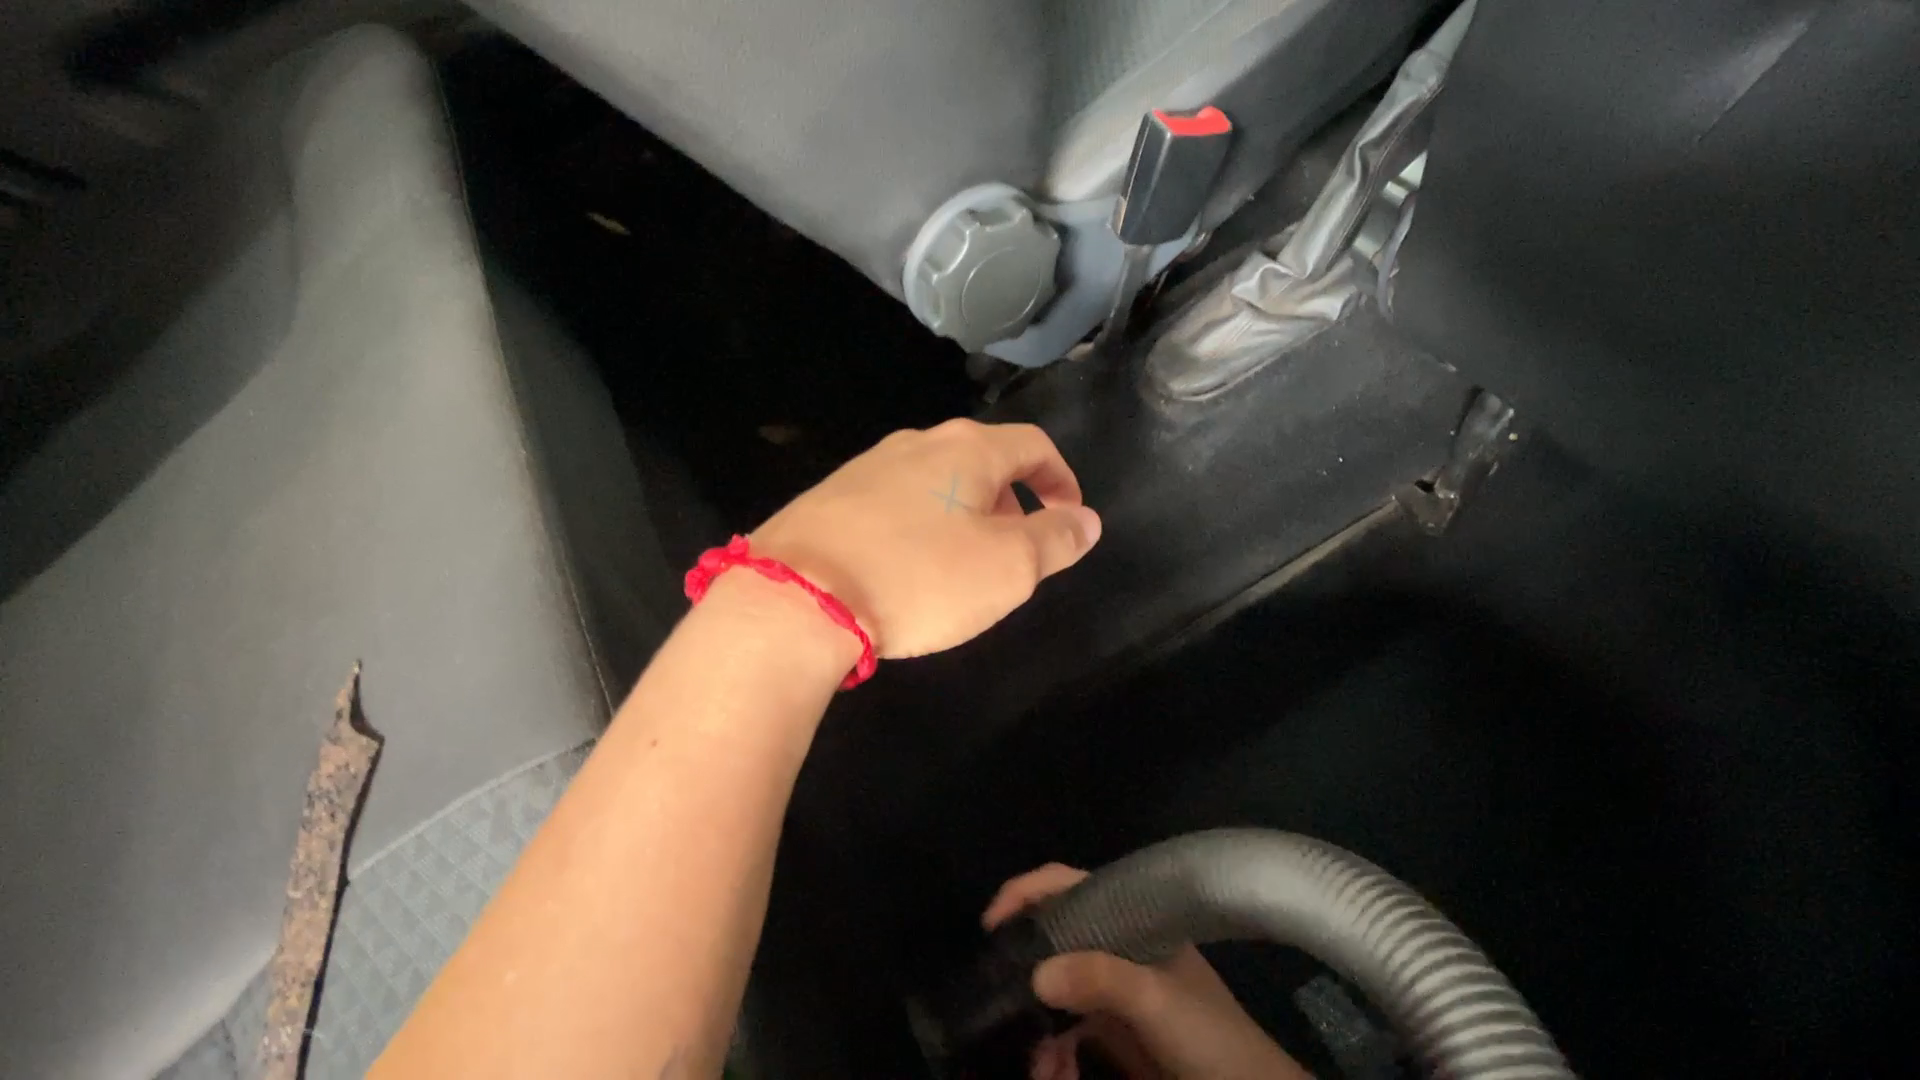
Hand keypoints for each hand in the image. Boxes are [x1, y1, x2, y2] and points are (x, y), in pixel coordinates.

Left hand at [751, 419, 1101, 658]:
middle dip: (1011, 502)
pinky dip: (920, 528)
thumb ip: (1055, 541)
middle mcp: (916, 443)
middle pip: (982, 460)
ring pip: (936, 482)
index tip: (1069, 519)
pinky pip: (894, 504)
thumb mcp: (1008, 568)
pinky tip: (906, 570)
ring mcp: (867, 467)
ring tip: (962, 567)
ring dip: (964, 516)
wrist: (797, 597)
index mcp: (967, 449)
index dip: (1061, 480)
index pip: (1034, 445)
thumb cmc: (919, 578)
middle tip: (1016, 552)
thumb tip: (1087, 520)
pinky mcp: (830, 498)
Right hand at [983, 864, 1310, 1079]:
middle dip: (1024, 969)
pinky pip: (1064, 1033)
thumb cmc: (1210, 1039)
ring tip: (1041, 1066)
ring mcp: (1114, 991)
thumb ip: (1100, 978)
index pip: (1070, 885)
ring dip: (1037, 1027)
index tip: (992, 922)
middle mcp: (1118, 947)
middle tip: (996, 998)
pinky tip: (1053, 1073)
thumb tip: (1034, 973)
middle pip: (1054, 938)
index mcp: (1132, 920)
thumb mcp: (1156, 1001)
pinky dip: (1053, 1054)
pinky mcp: (1112, 1033)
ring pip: (1054, 992)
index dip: (1027, 891)